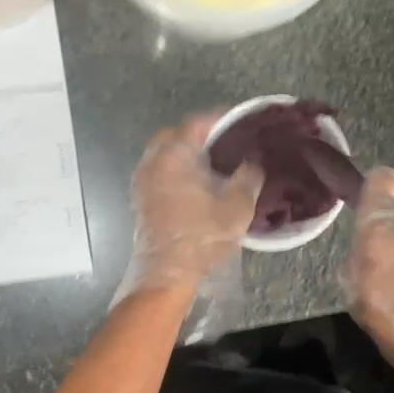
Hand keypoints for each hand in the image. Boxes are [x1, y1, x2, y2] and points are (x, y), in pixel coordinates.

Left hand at [116, 112, 264, 299]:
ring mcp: (141, 182)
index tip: (238, 120)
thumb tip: (254, 162)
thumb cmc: (202, 237)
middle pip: (173, 136)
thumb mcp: (237, 207)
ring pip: (163, 155)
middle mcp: (152, 162)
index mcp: (173, 156)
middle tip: (223, 141)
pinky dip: (174, 170)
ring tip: (211, 162)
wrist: (167, 273)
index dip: (219, 119)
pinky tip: (194, 184)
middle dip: (197, 134)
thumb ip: (248, 177)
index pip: (196, 123)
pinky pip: (158, 172)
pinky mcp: (140, 201)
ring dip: (184, 153)